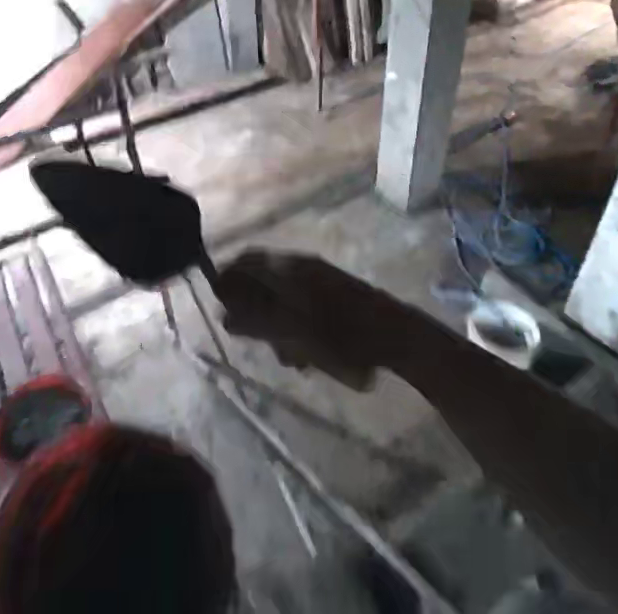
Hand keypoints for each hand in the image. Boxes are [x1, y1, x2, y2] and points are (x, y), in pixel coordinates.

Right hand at [212, 250, 421, 389]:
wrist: (395, 335)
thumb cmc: (340, 334)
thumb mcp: (292, 332)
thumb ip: (256, 323)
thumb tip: (226, 318)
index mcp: (288, 267)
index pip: (245, 261)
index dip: (228, 281)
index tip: (222, 309)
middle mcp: (301, 266)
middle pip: (262, 283)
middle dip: (255, 313)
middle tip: (260, 342)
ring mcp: (320, 279)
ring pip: (283, 299)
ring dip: (278, 327)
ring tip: (290, 357)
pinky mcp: (334, 295)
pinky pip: (302, 308)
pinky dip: (297, 328)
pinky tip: (307, 356)